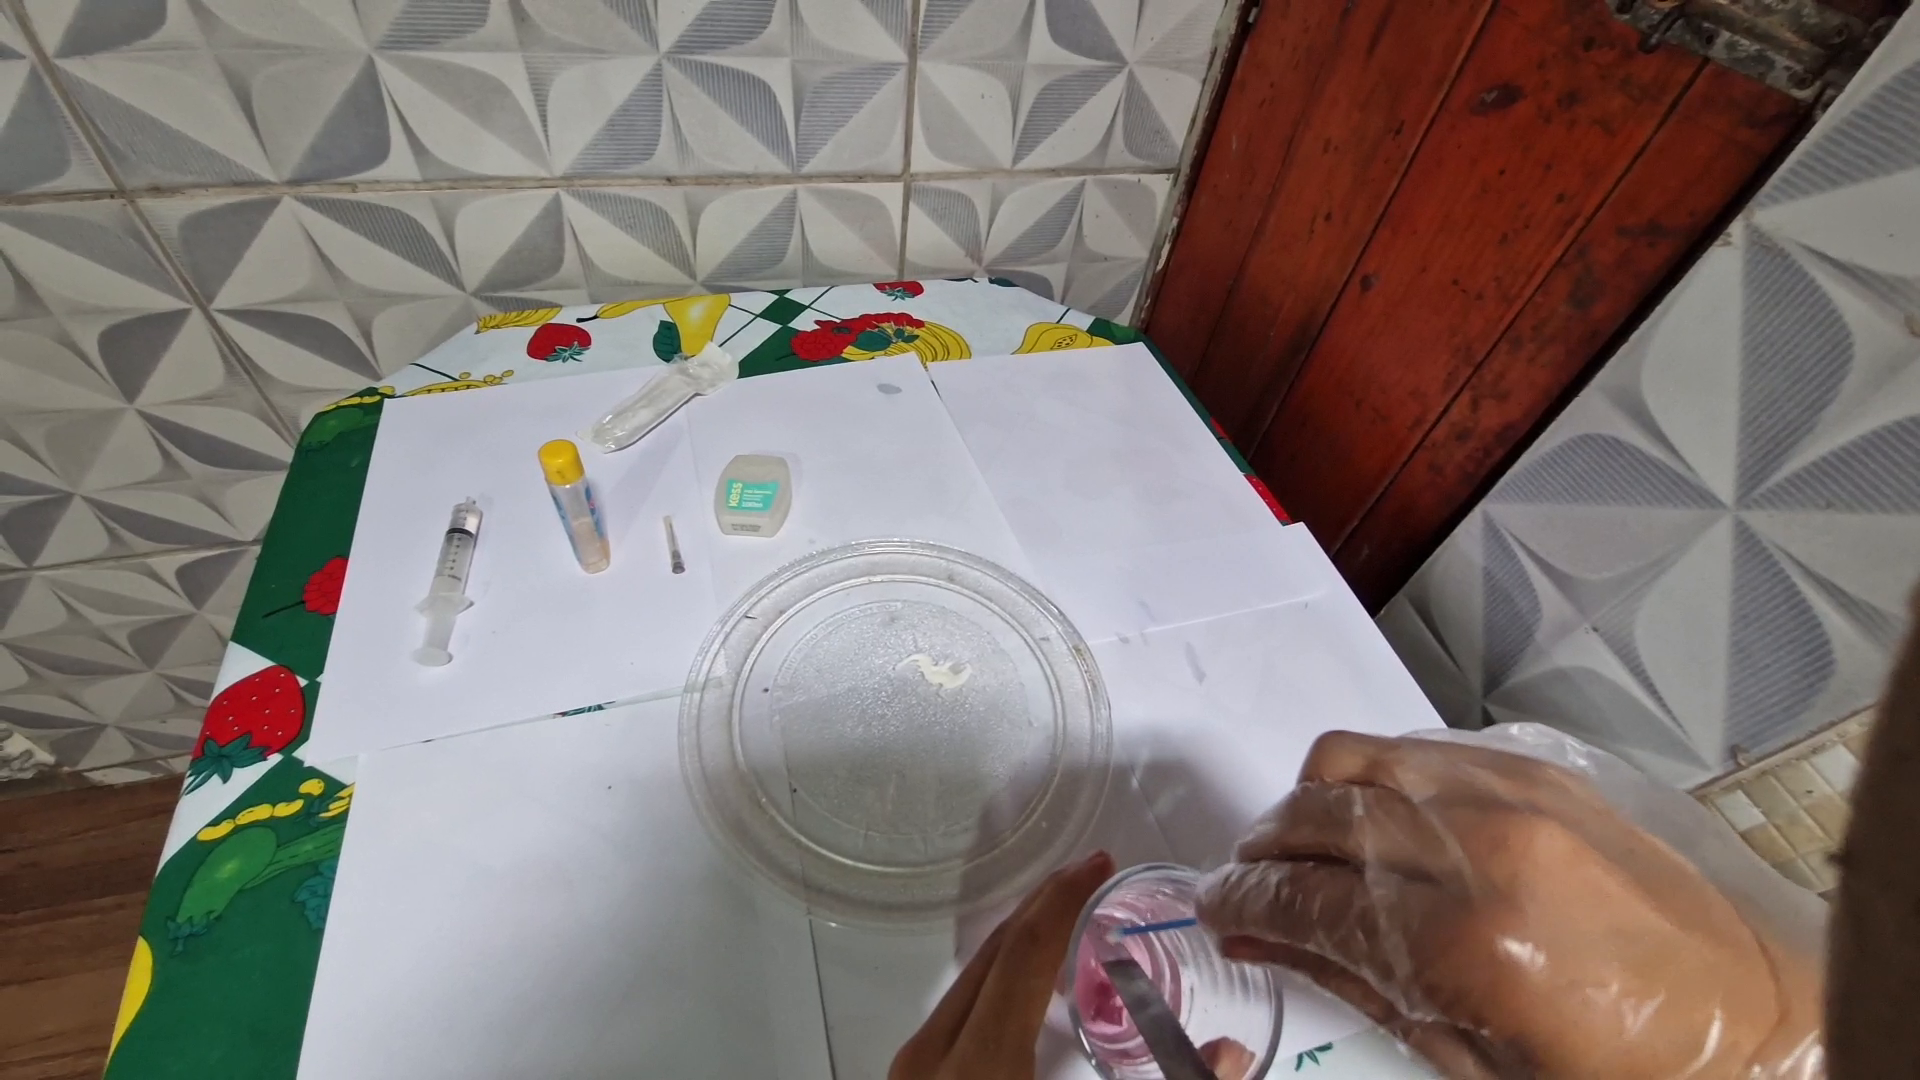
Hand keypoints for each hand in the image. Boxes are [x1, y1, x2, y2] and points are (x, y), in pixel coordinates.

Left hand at [890, 851, 1112, 1079]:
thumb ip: (1092, 1063)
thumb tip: (1172, 1056)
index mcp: (976, 1068)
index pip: (1022, 956)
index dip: (1063, 900)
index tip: (1099, 864)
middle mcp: (932, 1049)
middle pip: (994, 952)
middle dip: (1046, 901)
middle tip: (1091, 871)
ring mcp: (916, 1056)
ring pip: (975, 972)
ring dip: (1025, 934)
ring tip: (1071, 910)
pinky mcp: (916, 1066)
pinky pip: (965, 1001)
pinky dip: (1005, 972)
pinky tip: (1033, 974)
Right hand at [1197, 732, 1822, 1079]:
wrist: (1775, 1026)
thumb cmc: (1624, 1076)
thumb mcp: (1474, 1063)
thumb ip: (1351, 979)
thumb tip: (1258, 934)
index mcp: (1477, 946)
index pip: (1309, 897)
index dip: (1244, 900)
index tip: (1214, 905)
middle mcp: (1486, 847)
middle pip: (1316, 817)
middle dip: (1260, 848)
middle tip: (1247, 878)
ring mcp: (1512, 792)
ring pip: (1349, 758)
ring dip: (1301, 799)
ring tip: (1298, 839)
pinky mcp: (1533, 766)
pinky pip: (1406, 748)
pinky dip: (1363, 778)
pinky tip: (1368, 818)